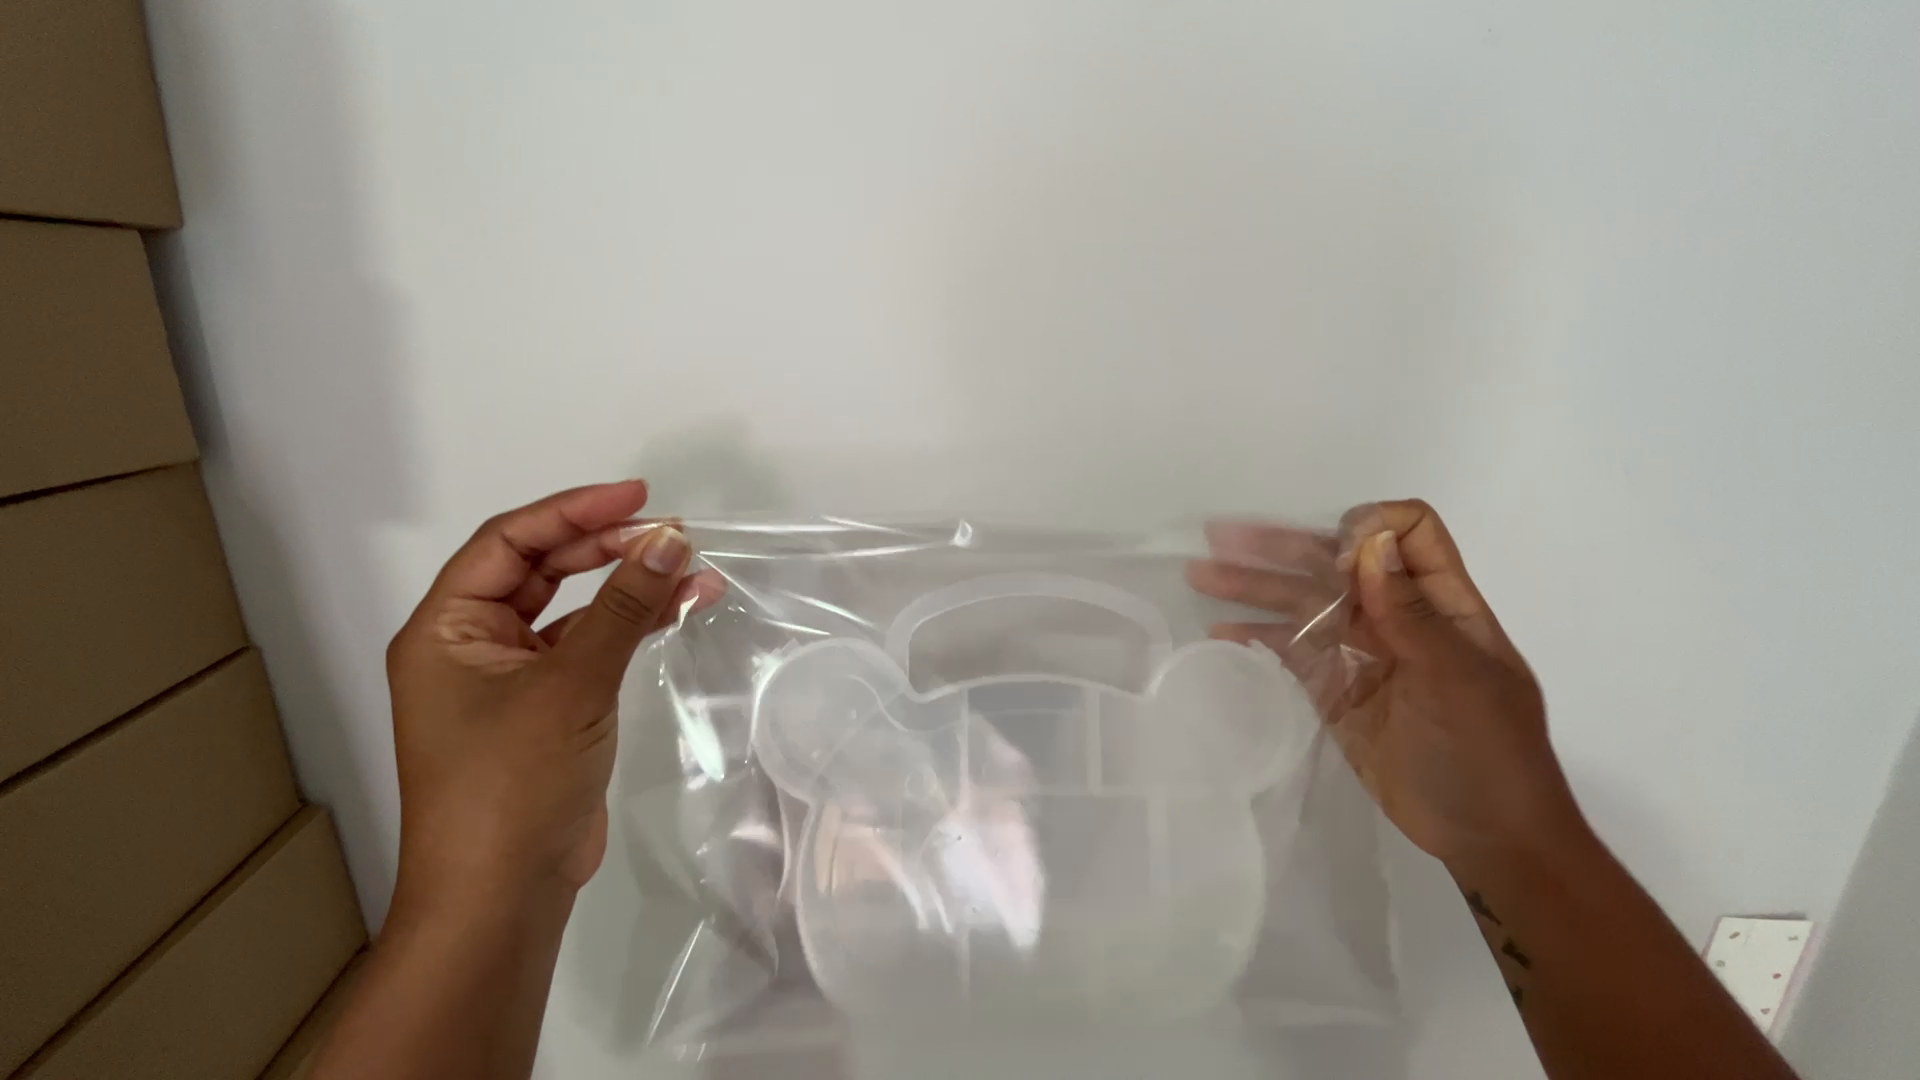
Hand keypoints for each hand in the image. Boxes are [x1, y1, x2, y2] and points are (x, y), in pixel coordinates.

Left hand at [384, 481, 718, 914]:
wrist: (504, 894)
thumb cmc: (513, 781)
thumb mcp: (572, 684)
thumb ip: (625, 607)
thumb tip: (671, 540)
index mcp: (447, 628)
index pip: (508, 542)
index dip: (572, 511)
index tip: (638, 496)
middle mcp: (473, 644)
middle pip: (541, 569)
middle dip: (605, 546)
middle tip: (670, 533)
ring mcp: (513, 678)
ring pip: (574, 608)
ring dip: (628, 585)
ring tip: (689, 566)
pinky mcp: (551, 706)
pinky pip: (592, 646)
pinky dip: (633, 626)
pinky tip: (680, 609)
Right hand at [1188, 500, 1588, 867]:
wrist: (1487, 838)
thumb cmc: (1489, 754)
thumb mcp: (1459, 682)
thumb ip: (1411, 614)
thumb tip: (1368, 544)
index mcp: (1443, 603)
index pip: (1409, 533)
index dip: (1370, 529)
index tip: (1334, 560)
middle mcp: (1397, 616)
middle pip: (1335, 564)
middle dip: (1280, 548)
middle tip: (1221, 539)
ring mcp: (1363, 653)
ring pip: (1304, 605)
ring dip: (1254, 588)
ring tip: (1200, 575)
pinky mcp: (1336, 690)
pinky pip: (1291, 652)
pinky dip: (1257, 639)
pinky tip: (1221, 633)